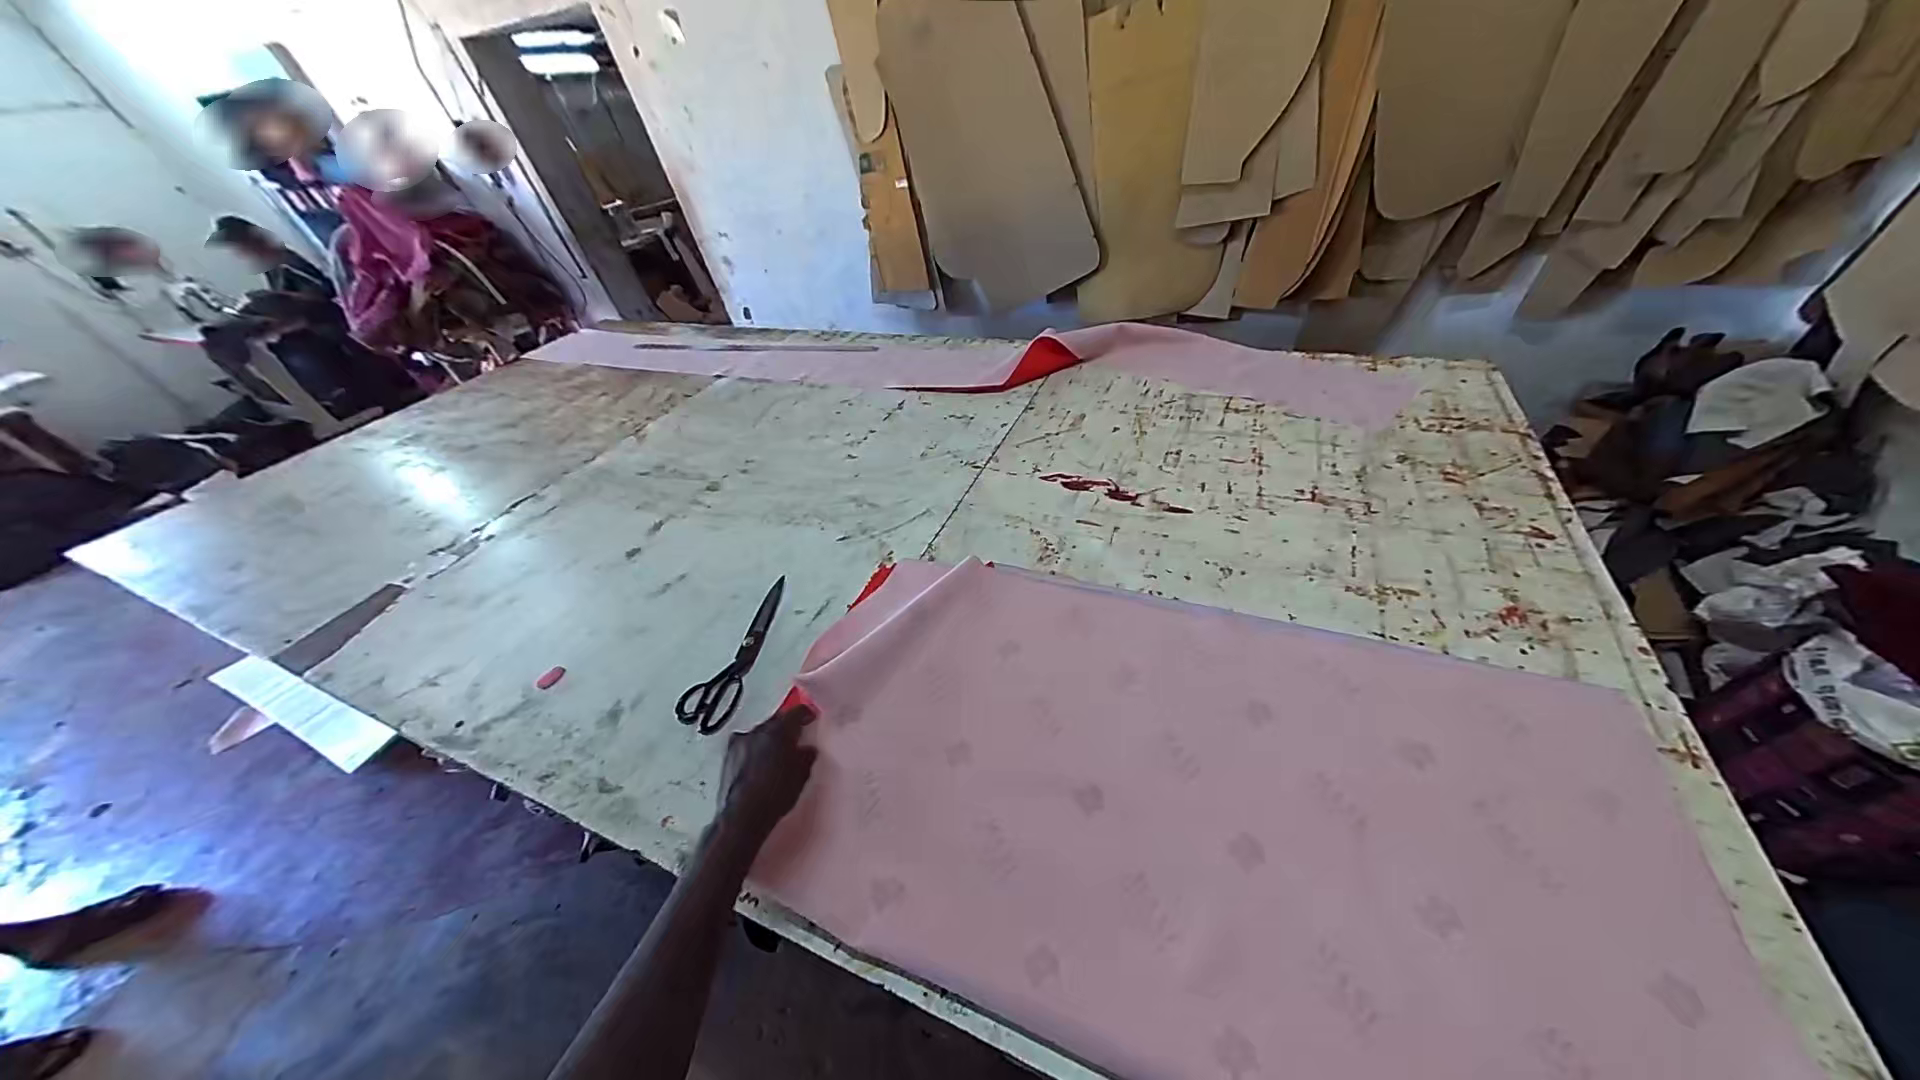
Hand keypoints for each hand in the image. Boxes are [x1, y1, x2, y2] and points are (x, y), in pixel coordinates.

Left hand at [716, 704, 817, 841]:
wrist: (742, 817)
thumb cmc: (777, 793)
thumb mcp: (801, 776)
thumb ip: (806, 757)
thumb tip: (808, 749)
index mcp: (779, 730)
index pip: (796, 712)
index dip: (806, 714)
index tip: (811, 718)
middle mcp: (757, 730)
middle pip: (776, 721)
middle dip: (786, 727)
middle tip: (795, 738)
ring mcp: (739, 743)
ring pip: (760, 733)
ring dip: (769, 739)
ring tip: (776, 754)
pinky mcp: (727, 757)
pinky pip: (747, 746)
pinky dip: (756, 750)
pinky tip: (760, 765)